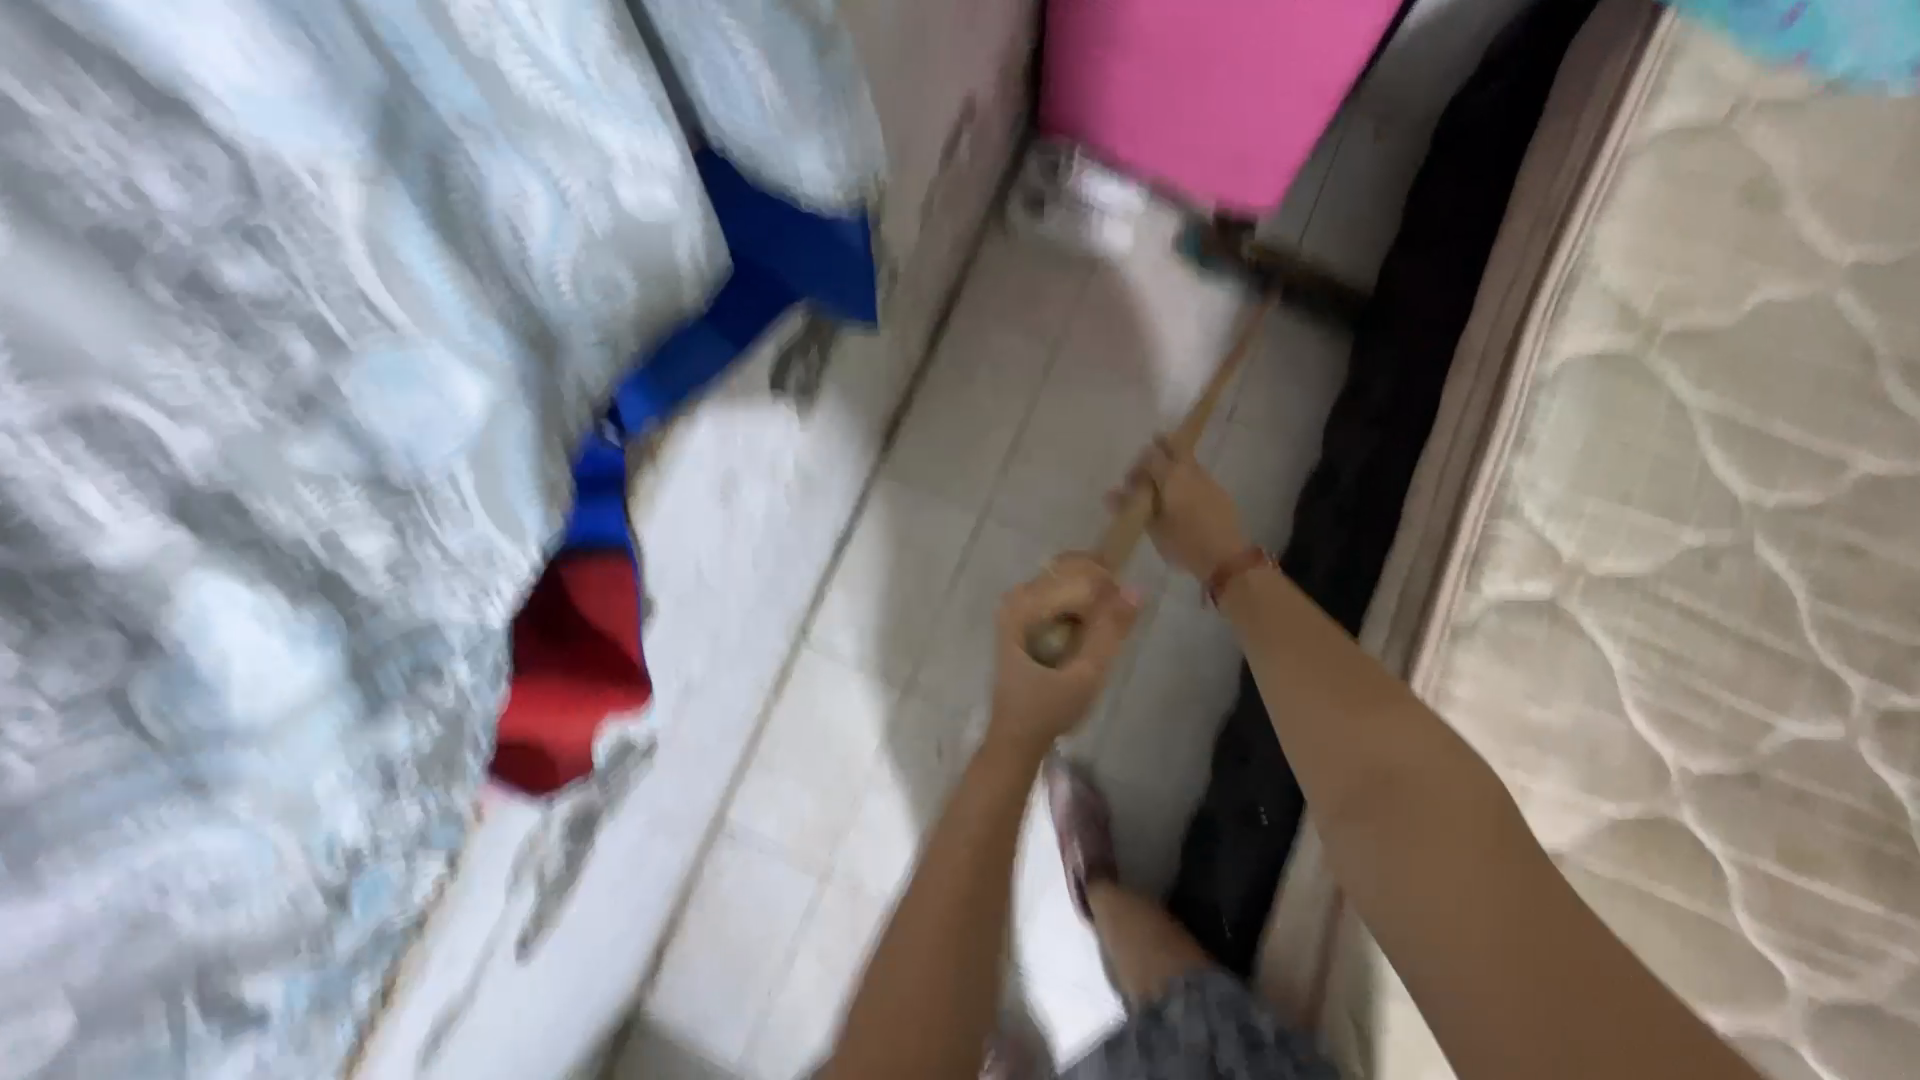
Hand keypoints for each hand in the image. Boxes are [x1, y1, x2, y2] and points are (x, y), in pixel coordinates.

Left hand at [988, 555, 1141, 757]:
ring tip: (1109, 623)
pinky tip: (1092, 626)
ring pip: (1065, 578)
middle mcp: (1016, 597)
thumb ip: (1111, 631)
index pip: (1075, 571)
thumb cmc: (1048, 709)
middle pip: (1068, 568)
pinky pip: (1058, 593)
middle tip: (1120, 614)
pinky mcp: (1022, 618)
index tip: (1125, 607)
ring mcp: (1017, 606)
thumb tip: (1137, 589)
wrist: (1016, 737)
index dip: (1107, 584)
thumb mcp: (1087, 673)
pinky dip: (1081, 603)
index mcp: (1024, 607)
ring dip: (1093, 593)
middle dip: (1101, 584)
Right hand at [1108, 437, 1250, 579]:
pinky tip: (1181, 499)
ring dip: (1174, 464)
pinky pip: (1198, 476)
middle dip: (1160, 447)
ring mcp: (1207, 479)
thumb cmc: (1184, 543)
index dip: (1138, 465)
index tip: (1131, 480)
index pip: (1151, 455)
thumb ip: (1131, 507)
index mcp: (1171, 475)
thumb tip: (1109, 494)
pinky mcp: (1219, 491)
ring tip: (1162, 486)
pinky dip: (1186, 478)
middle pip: (1175, 446)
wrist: (1227, 557)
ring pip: (1188, 460)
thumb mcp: (1153, 528)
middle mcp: (1190, 470)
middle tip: (1147, 464)